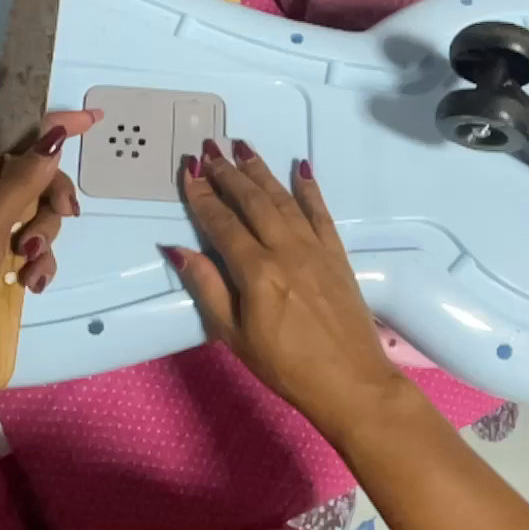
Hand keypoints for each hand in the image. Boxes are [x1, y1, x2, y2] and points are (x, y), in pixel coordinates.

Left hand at [0, 110, 99, 367]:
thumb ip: (23, 180)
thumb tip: (54, 136)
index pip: (22, 137)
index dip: (57, 126)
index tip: (94, 119)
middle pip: (37, 180)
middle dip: (53, 201)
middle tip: (66, 218)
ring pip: (37, 216)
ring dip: (44, 239)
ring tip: (30, 266)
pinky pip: (29, 247)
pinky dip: (37, 262)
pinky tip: (31, 282)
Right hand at [164, 139, 410, 437]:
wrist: (351, 382)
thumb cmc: (285, 366)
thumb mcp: (234, 335)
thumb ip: (207, 287)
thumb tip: (177, 249)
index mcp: (256, 271)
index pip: (222, 223)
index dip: (202, 196)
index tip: (188, 172)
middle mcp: (285, 249)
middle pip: (252, 201)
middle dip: (228, 173)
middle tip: (210, 149)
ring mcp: (314, 248)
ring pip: (283, 199)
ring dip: (261, 171)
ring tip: (243, 148)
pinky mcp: (336, 253)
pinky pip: (320, 212)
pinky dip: (308, 188)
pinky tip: (300, 168)